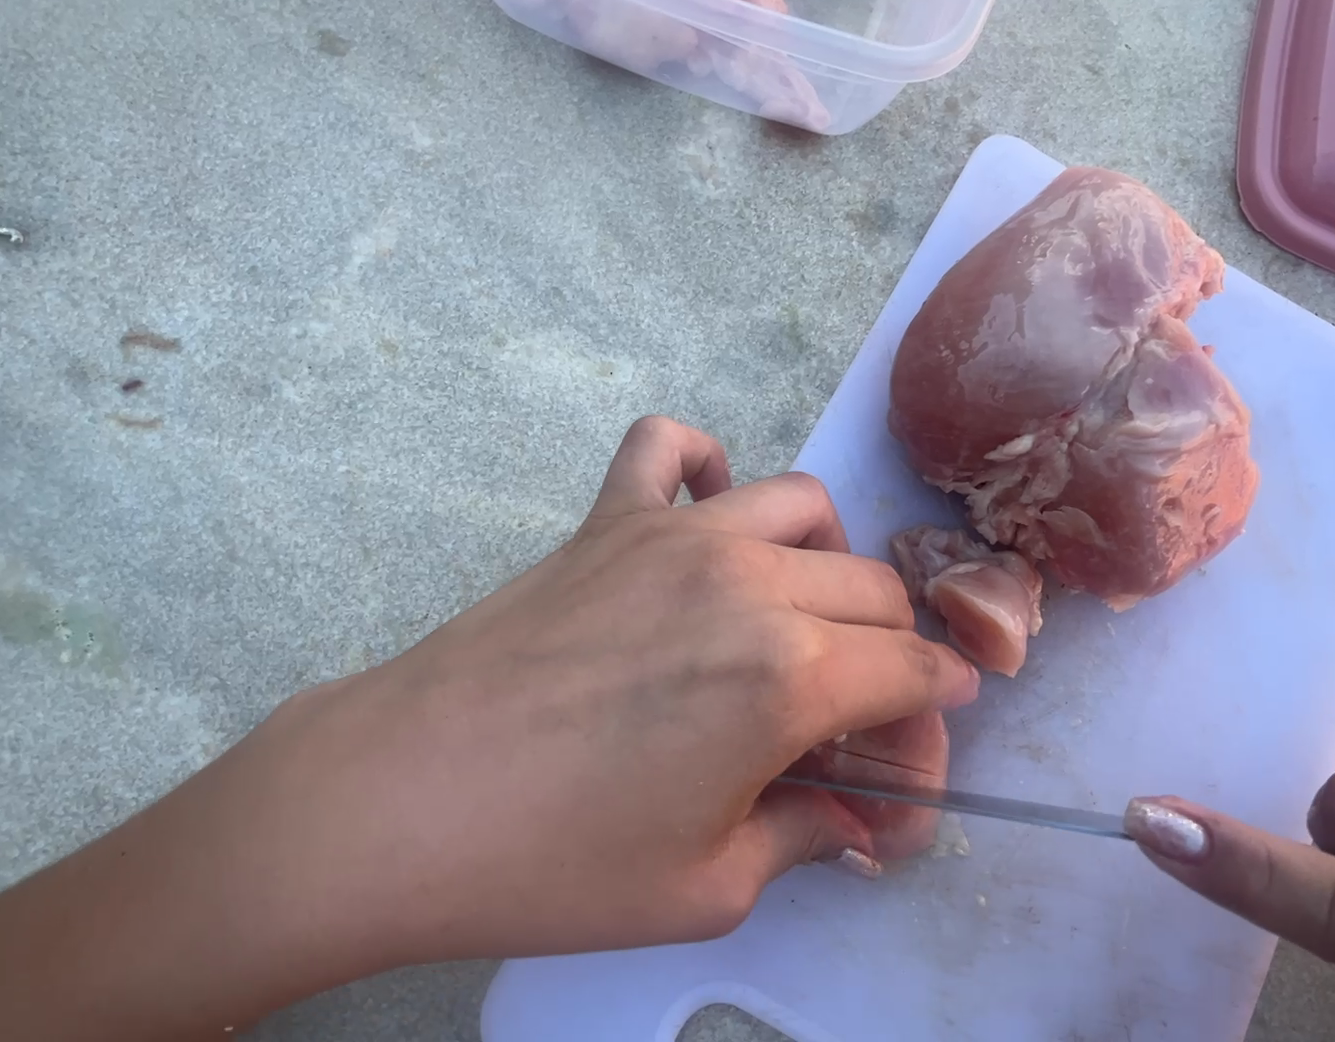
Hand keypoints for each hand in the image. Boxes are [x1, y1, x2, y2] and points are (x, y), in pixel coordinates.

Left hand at [250, 414, 976, 969]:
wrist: (400, 801)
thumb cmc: (556, 863)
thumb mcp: (710, 887)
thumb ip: (806, 835)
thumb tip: (853, 819)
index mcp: (789, 676)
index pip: (913, 670)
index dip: (935, 708)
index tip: (928, 731)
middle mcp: (749, 581)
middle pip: (874, 587)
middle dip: (894, 648)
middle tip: (861, 705)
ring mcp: (675, 534)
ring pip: (801, 503)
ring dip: (828, 556)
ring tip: (801, 608)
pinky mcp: (608, 517)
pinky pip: (669, 446)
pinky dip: (702, 465)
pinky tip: (703, 513)